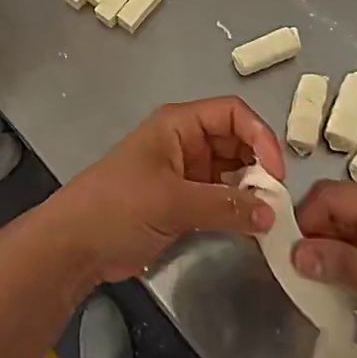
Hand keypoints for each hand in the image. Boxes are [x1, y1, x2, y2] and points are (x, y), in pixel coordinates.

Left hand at [39, 97, 286, 283]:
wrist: (77, 243)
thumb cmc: (118, 206)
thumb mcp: (171, 202)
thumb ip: (223, 206)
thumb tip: (270, 212)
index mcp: (178, 125)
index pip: (231, 113)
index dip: (259, 135)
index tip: (277, 172)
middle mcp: (186, 142)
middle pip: (236, 140)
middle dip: (260, 165)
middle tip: (279, 201)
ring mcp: (186, 172)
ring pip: (232, 170)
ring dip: (252, 189)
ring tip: (272, 217)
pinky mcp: (184, 201)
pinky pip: (222, 197)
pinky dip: (240, 208)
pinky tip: (256, 228)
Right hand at [292, 182, 356, 357]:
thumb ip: (342, 265)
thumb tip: (295, 251)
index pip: (326, 196)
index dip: (301, 222)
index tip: (283, 257)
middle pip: (334, 209)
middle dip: (313, 239)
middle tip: (298, 277)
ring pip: (347, 230)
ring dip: (331, 256)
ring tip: (320, 289)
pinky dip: (350, 266)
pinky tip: (347, 293)